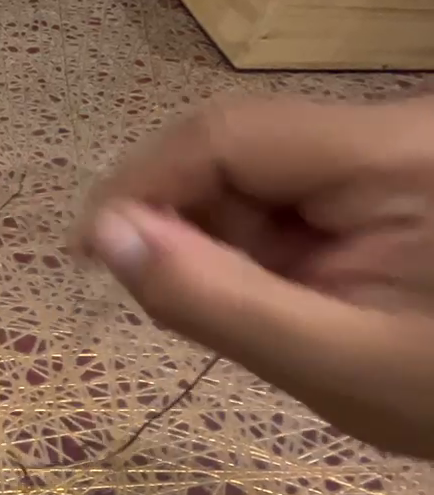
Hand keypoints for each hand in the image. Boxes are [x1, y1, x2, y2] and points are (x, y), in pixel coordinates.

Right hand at [73, 96, 433, 457]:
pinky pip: (284, 189)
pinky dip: (252, 240)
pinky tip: (277, 286)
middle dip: (176, 220)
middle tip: (170, 295)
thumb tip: (102, 237)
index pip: (222, 137)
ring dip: (212, 235)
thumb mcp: (334, 363)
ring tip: (243, 303)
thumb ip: (210, 298)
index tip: (92, 254)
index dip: (136, 186)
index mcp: (406, 159)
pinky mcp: (397, 173)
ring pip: (246, 172)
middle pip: (229, 150)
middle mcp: (402, 132)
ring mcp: (402, 151)